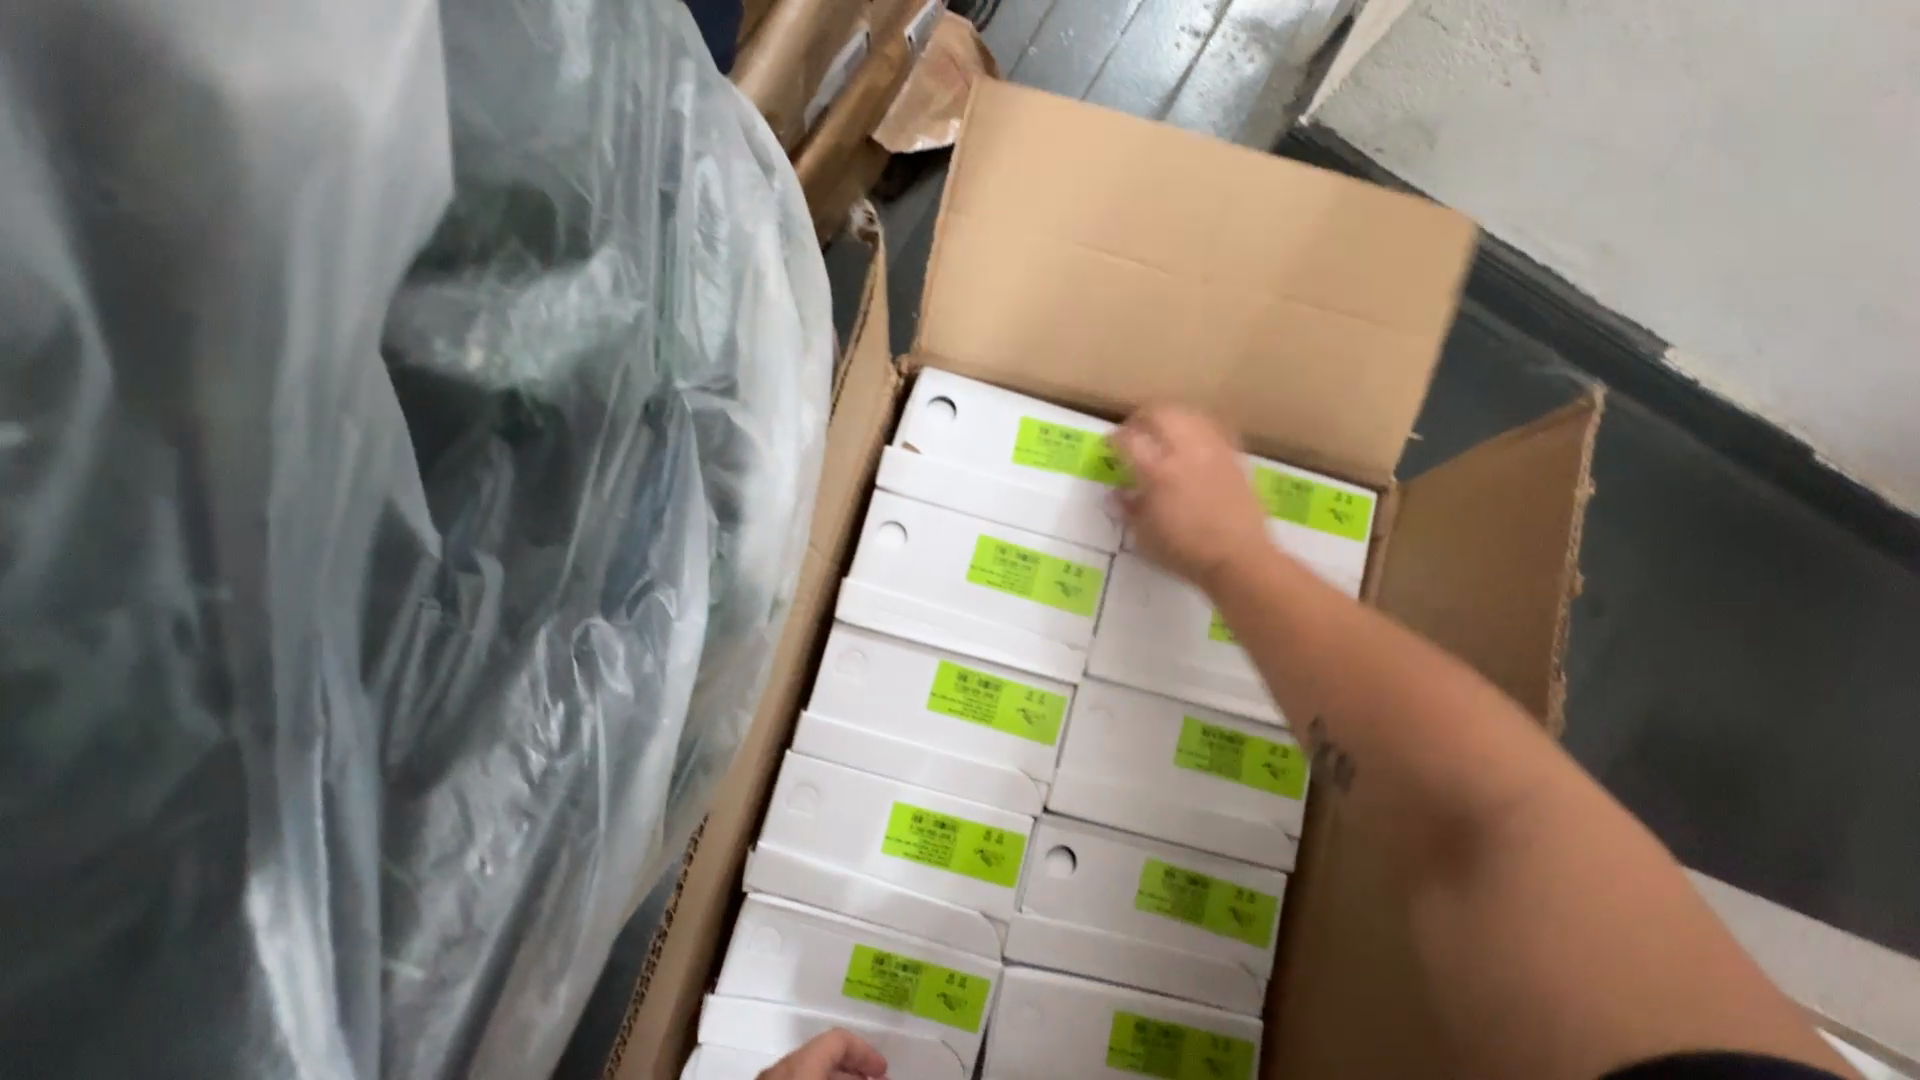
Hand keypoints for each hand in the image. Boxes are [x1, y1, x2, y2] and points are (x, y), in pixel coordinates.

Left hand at [755, 1029, 888, 1079]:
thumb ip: (860, 1075)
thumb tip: (882, 1075)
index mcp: (799, 1061)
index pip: (837, 1038)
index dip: (865, 1050)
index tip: (883, 1069)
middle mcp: (780, 1066)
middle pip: (822, 1053)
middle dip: (853, 1066)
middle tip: (875, 1079)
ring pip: (808, 1069)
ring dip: (836, 1076)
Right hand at [1111, 403, 1271, 592]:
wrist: (1239, 559)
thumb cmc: (1185, 553)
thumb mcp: (1144, 536)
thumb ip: (1128, 509)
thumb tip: (1115, 494)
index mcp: (1157, 472)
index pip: (1128, 439)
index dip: (1114, 438)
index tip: (1109, 446)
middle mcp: (1185, 452)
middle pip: (1160, 413)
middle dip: (1142, 417)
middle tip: (1134, 430)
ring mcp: (1213, 451)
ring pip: (1189, 414)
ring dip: (1171, 417)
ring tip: (1163, 431)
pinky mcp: (1235, 457)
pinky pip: (1215, 429)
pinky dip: (1199, 428)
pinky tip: (1195, 442)